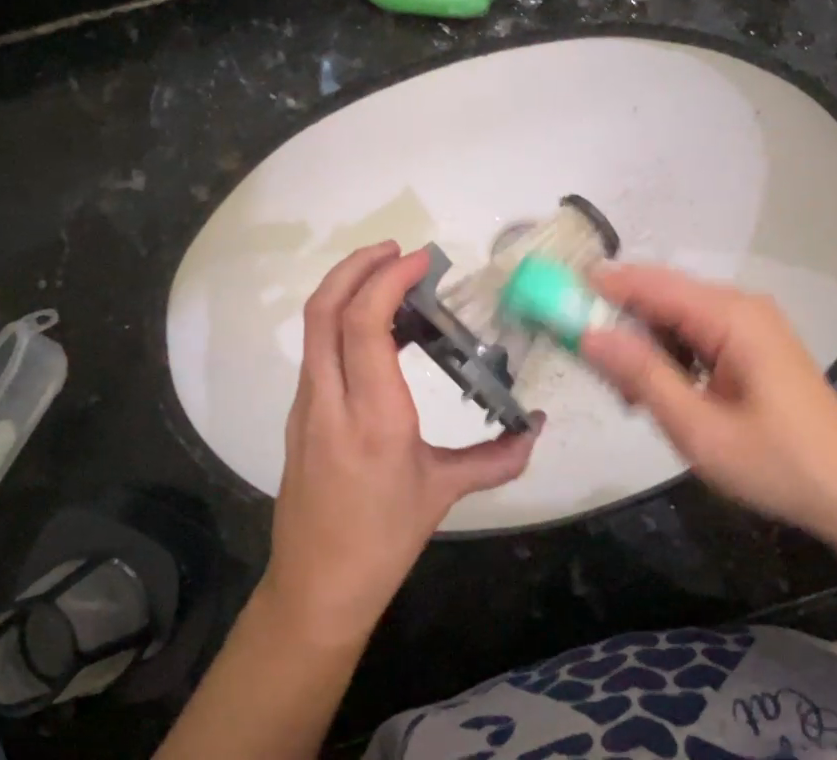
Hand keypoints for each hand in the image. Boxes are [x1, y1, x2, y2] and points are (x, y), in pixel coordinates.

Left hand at [262, 242, 543, 645]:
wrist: (317, 585)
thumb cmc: (384, 539)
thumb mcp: (444, 493)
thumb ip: (497, 457)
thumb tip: (536, 430)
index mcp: (373, 416)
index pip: (364, 325)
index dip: (387, 281)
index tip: (420, 261)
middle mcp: (330, 401)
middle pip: (323, 310)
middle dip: (356, 266)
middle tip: (398, 251)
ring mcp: (307, 407)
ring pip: (315, 328)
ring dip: (347, 290)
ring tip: (391, 281)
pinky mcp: (300, 416)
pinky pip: (318, 351)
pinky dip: (342, 321)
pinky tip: (378, 330)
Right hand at [579, 265, 836, 539]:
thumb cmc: (776, 465)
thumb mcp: (698, 428)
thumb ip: (642, 376)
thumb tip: (588, 333)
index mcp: (731, 317)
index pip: (650, 283)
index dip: (598, 286)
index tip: (550, 297)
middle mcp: (741, 307)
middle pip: (661, 297)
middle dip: (620, 325)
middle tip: (591, 368)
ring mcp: (751, 325)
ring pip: (675, 318)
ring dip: (644, 348)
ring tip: (631, 397)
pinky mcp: (753, 347)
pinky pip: (696, 336)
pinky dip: (670, 358)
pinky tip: (662, 395)